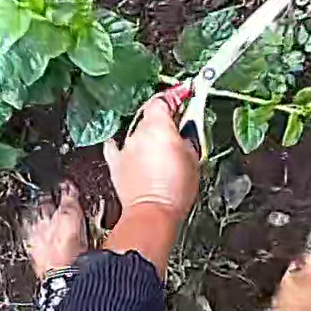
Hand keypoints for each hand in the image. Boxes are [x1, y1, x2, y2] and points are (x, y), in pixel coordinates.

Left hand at [103, 93, 199, 219]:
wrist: (153, 213)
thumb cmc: (174, 189)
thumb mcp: (194, 158)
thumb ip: (189, 136)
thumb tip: (189, 127)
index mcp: (158, 125)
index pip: (163, 99)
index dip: (175, 97)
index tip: (184, 97)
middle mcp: (138, 133)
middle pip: (150, 116)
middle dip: (164, 120)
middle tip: (179, 128)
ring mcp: (125, 148)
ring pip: (137, 133)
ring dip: (149, 137)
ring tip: (162, 150)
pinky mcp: (116, 164)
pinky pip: (116, 148)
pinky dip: (125, 148)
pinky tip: (130, 150)